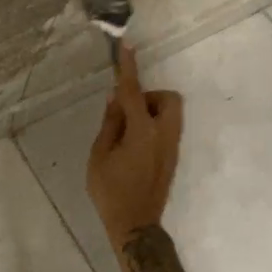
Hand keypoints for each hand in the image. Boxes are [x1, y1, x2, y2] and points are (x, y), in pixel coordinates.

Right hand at [87, 43, 183, 244]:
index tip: (127, 46)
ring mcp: (172, 147)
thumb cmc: (110, 190)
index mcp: (142, 132)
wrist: (135, 225)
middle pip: (167, 99)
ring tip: (125, 130)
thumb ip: (110, 123)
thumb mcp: (99, 154)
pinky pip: (166, 128)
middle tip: (124, 111)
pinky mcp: (172, 157)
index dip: (128, 68)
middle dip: (148, 96)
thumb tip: (117, 98)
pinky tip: (131, 144)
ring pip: (170, 113)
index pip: (133, 92)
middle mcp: (163, 135)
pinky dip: (151, 125)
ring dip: (150, 111)